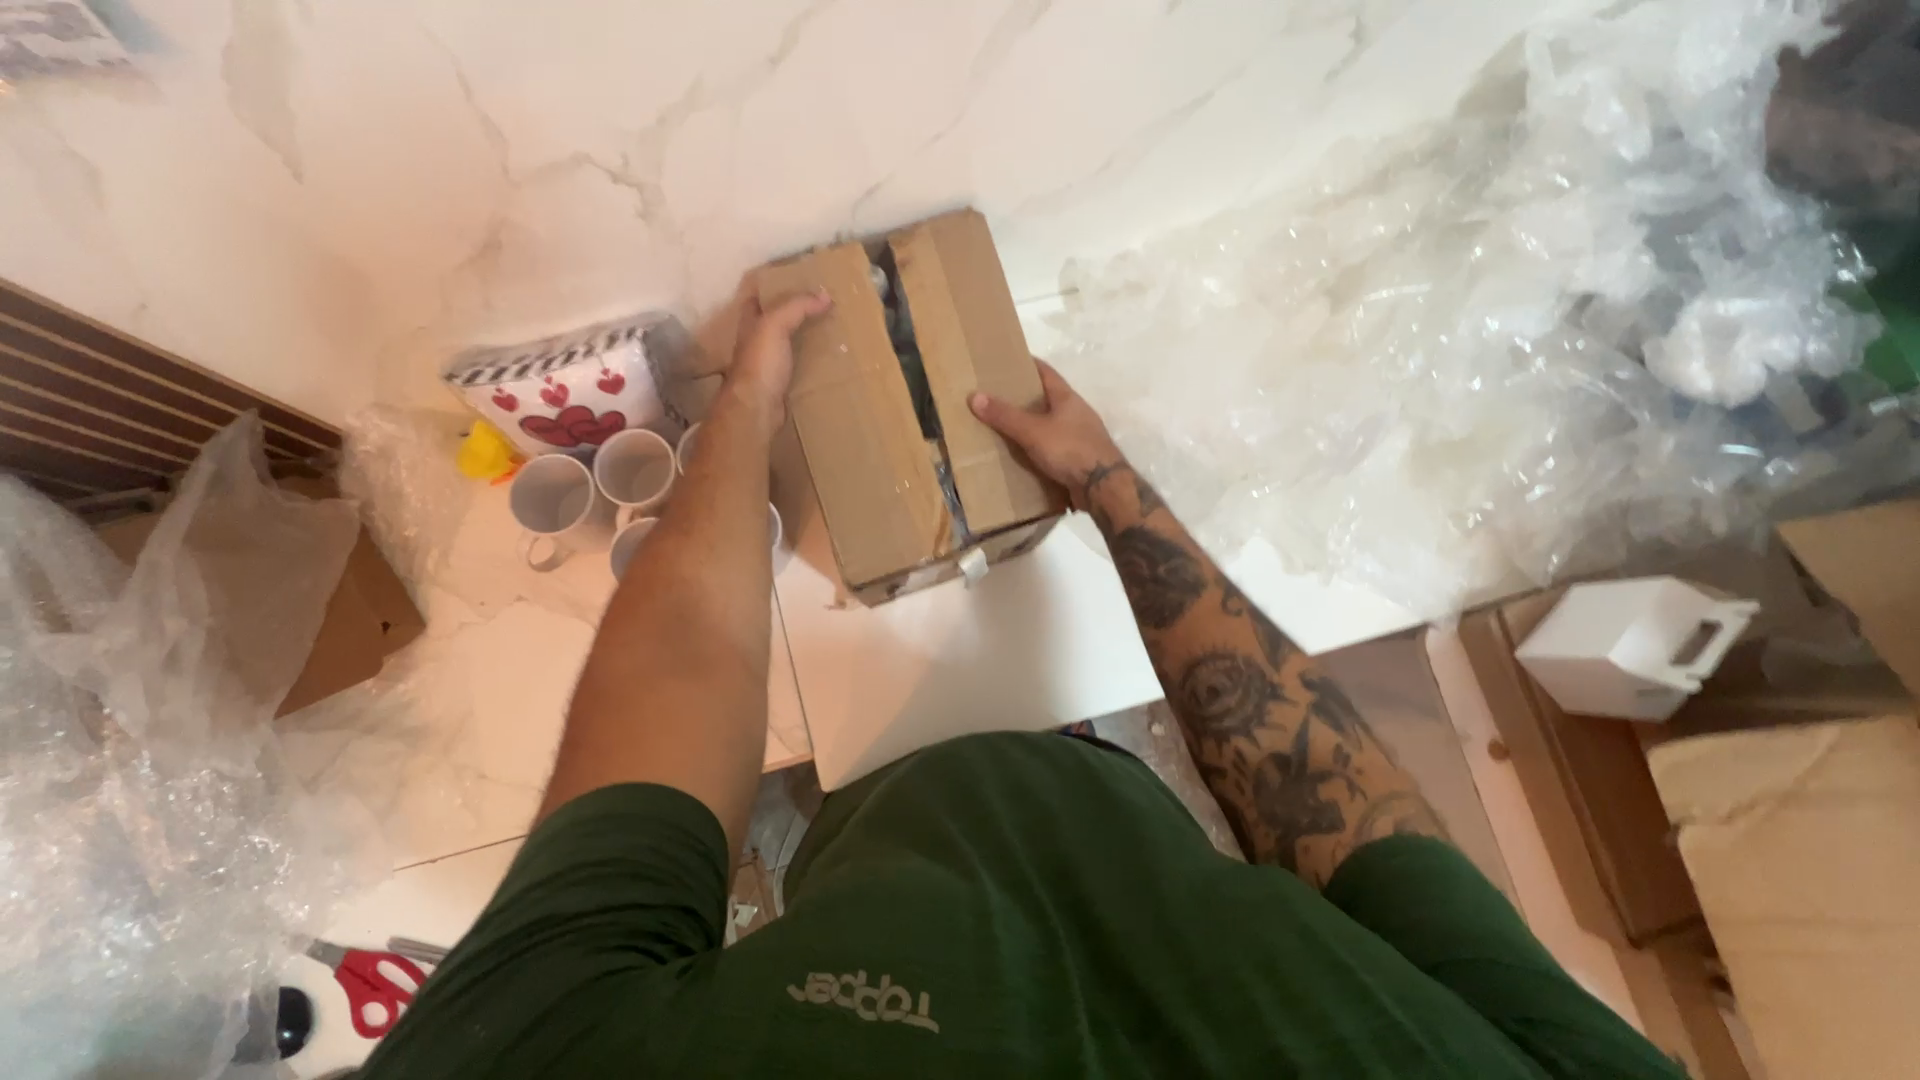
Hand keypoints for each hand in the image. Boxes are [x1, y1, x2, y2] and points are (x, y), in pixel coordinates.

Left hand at [721, 287, 831, 430]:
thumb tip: (825, 295)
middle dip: (795, 311)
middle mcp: (757, 341)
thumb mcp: (775, 325)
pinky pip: (800, 366)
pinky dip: (812, 361)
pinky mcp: (782, 383)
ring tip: (832, 327)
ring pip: (789, 343)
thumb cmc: (760, 362)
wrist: (757, 408)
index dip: (771, 286)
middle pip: (776, 320)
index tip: (796, 278)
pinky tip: (829, 357)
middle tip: (822, 303)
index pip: (757, 297)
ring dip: (806, 336)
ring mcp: (769, 364)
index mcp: (750, 323)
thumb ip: (797, 307)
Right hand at [969, 359, 1123, 508]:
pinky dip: (1038, 449)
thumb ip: (1004, 415)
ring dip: (1032, 425)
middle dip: (1025, 397)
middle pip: (1048, 399)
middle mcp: (1076, 413)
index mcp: (1067, 398)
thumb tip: (974, 396)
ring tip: (1006, 426)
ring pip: (1051, 425)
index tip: (1007, 362)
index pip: (1046, 372)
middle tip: (998, 397)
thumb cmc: (1070, 449)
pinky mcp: (1079, 459)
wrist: (1103, 487)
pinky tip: (1023, 455)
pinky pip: (1054, 449)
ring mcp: (1080, 437)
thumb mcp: (1032, 431)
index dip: (1028, 364)